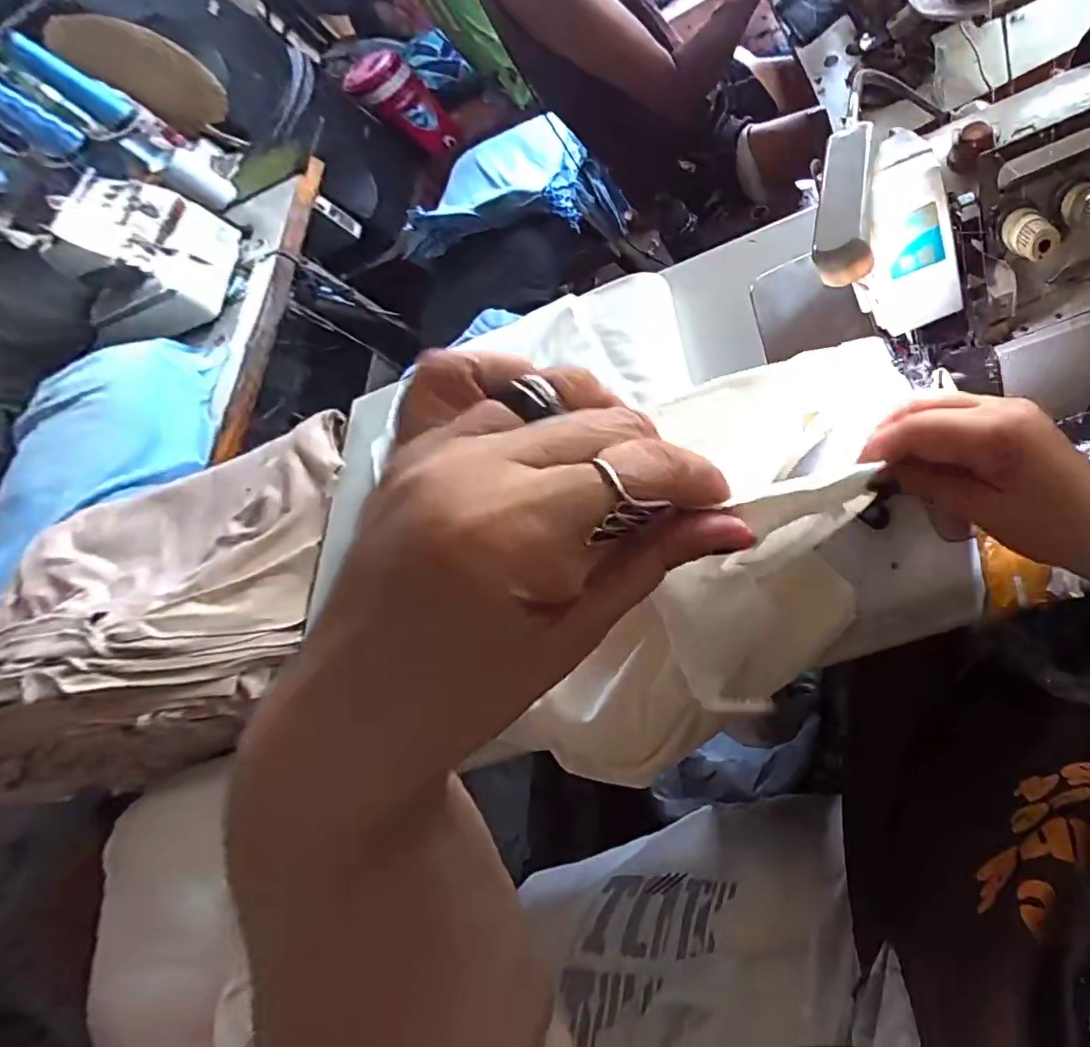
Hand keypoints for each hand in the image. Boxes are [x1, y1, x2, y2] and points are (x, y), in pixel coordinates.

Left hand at [250, 351, 752, 830]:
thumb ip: (654, 560)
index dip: (689, 475)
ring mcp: (430, 450)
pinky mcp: (408, 450)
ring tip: (617, 467)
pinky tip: (541, 415)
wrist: (354, 711)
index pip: (629, 466)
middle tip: (676, 501)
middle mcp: (468, 467)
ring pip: (546, 392)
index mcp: (510, 527)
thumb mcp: (577, 633)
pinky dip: (514, 381)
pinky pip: (460, 378)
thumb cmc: (471, 695)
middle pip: (597, 423)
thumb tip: (735, 526)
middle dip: (656, 455)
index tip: (721, 499)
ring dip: (601, 420)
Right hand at [858, 394, 1089, 584]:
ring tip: (884, 458)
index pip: (922, 426)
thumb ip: (934, 484)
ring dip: (908, 427)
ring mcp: (1009, 408)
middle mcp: (1001, 406)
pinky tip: (918, 452)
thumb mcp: (985, 512)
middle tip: (864, 461)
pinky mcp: (1013, 418)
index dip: (883, 443)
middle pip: (928, 405)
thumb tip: (888, 471)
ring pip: (941, 405)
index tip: (855, 466)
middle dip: (890, 429)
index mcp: (997, 430)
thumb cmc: (1051, 528)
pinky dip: (931, 430)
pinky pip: (959, 415)